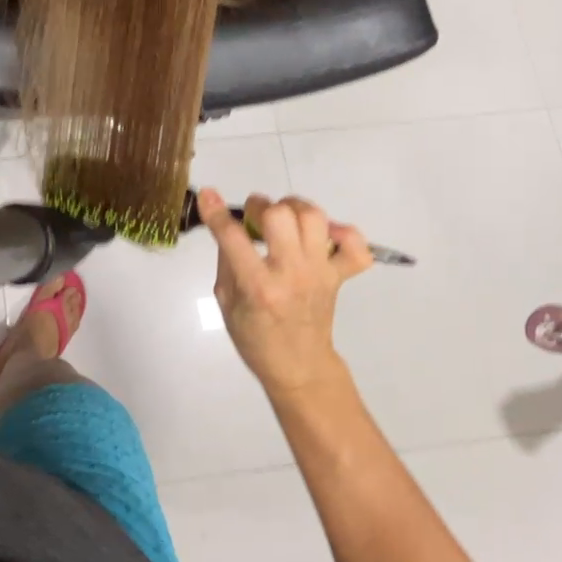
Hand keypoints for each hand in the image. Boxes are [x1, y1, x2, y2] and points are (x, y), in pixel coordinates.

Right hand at [197, 188, 373, 397]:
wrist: (300, 367)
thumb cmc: (255, 338)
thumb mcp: (226, 301)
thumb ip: (227, 260)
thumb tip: (230, 225)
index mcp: (257, 286)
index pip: (232, 237)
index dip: (215, 211)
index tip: (207, 194)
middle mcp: (291, 274)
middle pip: (280, 216)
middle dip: (261, 207)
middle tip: (255, 220)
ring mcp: (320, 273)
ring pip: (314, 217)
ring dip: (294, 209)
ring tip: (284, 220)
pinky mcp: (340, 276)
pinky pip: (355, 245)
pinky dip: (342, 232)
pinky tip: (323, 236)